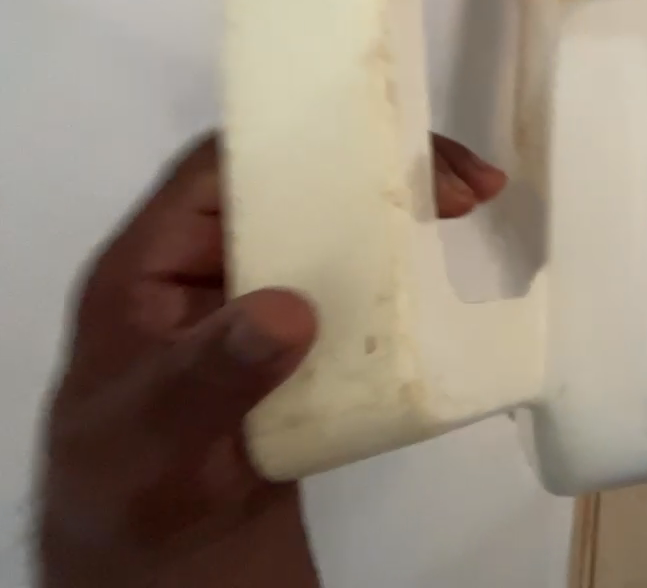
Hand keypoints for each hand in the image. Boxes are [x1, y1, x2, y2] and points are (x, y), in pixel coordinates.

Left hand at [37, 133, 507, 587]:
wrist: (180, 535)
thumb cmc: (137, 485)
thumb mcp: (154, 439)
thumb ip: (208, 378)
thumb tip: (289, 310)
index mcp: (157, 263)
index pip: (223, 169)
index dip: (299, 142)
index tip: (389, 147)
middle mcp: (219, 255)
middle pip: (304, 176)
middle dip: (389, 165)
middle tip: (466, 185)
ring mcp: (269, 278)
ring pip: (341, 208)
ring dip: (413, 193)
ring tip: (478, 197)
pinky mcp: (315, 306)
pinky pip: (366, 254)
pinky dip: (416, 237)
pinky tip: (455, 235)